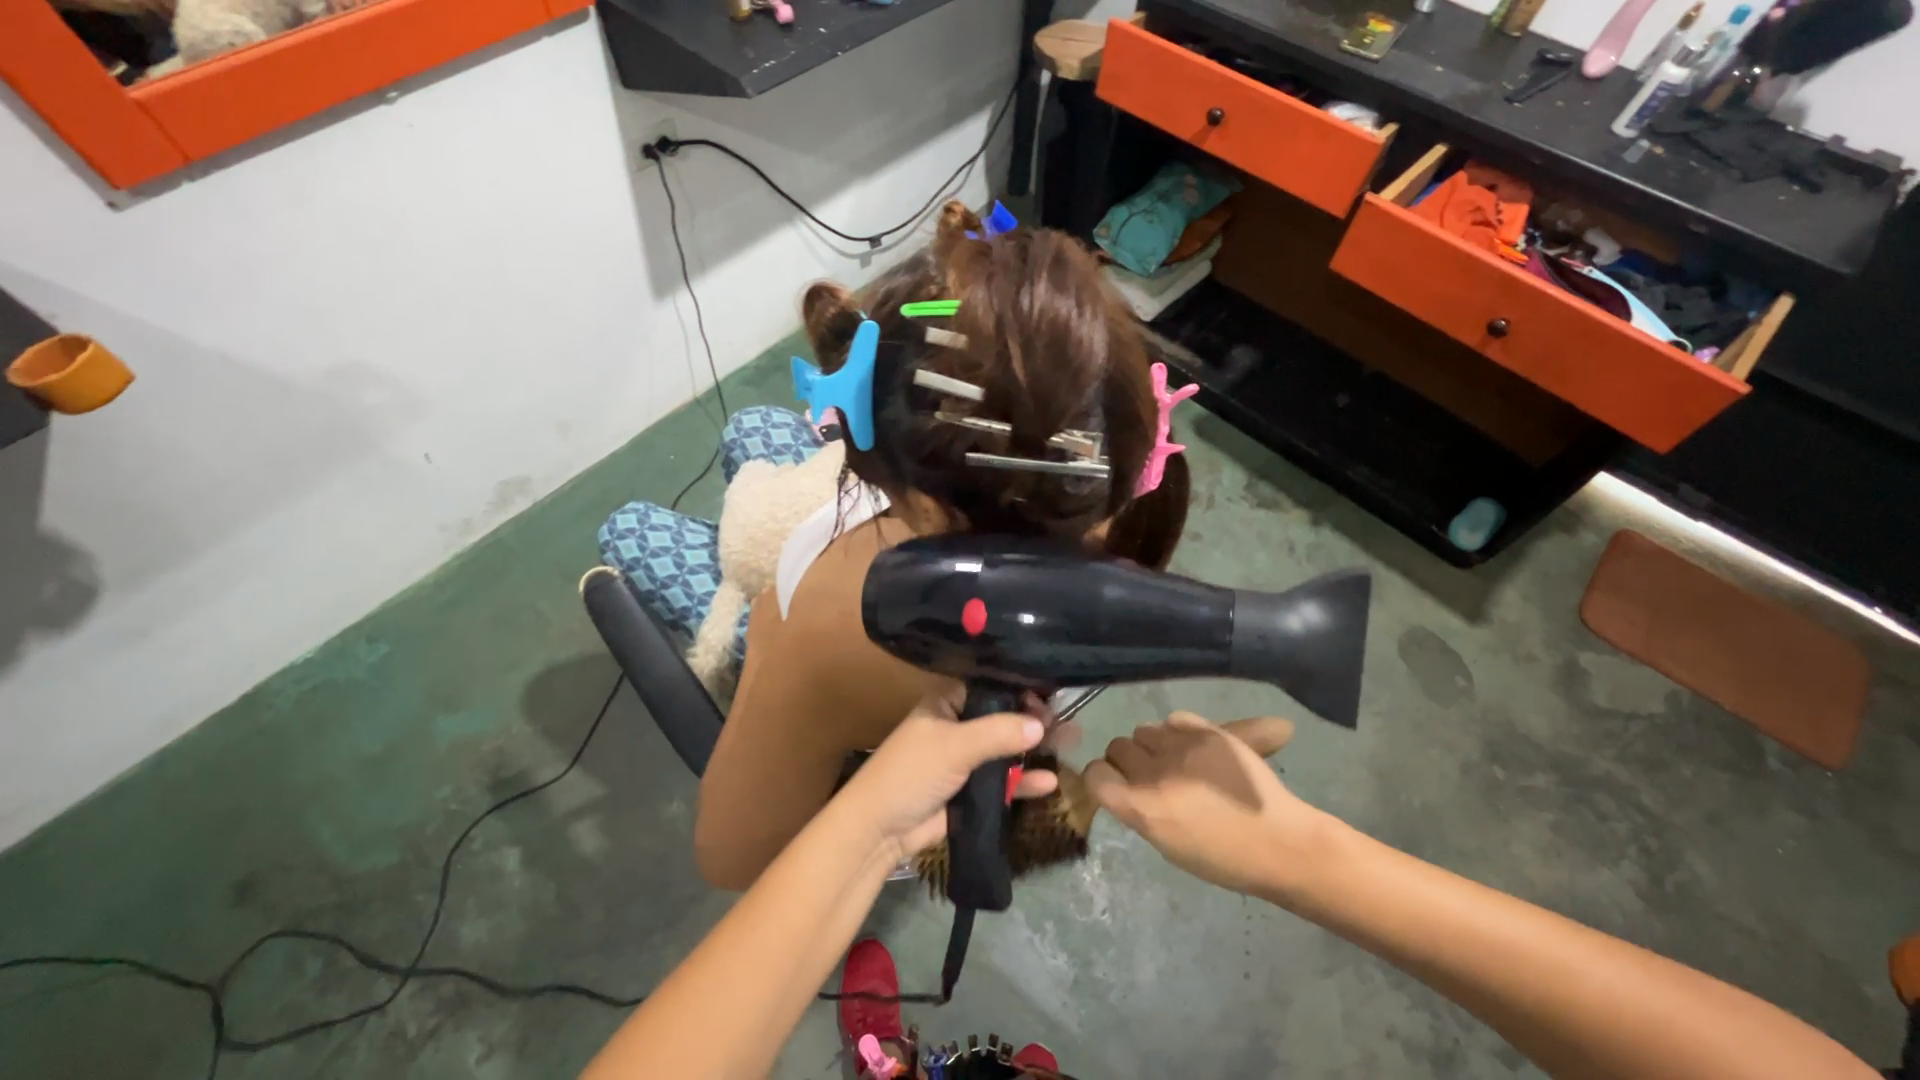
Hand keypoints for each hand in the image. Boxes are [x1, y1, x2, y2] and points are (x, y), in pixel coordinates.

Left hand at [836, 688, 1059, 860]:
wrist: (880, 829)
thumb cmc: (910, 773)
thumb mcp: (954, 746)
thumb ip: (998, 733)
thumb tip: (1040, 724)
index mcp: (948, 703)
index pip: (991, 686)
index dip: (1020, 689)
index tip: (1051, 695)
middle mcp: (960, 725)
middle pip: (1005, 717)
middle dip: (1035, 719)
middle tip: (1067, 723)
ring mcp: (967, 759)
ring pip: (1008, 749)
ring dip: (1036, 748)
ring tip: (1072, 742)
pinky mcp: (972, 790)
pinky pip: (1005, 780)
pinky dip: (1025, 780)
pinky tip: (1050, 782)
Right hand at [1085, 711, 1322, 897]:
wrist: (1279, 844)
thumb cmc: (1222, 858)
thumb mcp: (1165, 844)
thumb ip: (1139, 810)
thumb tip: (1126, 786)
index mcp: (1141, 808)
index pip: (1096, 774)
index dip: (1102, 777)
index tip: (1116, 784)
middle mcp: (1155, 773)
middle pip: (1118, 746)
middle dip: (1128, 760)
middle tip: (1150, 775)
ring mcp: (1183, 748)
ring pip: (1144, 730)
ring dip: (1152, 744)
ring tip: (1174, 761)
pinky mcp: (1209, 733)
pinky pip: (1175, 719)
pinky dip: (1177, 731)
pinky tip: (1193, 749)